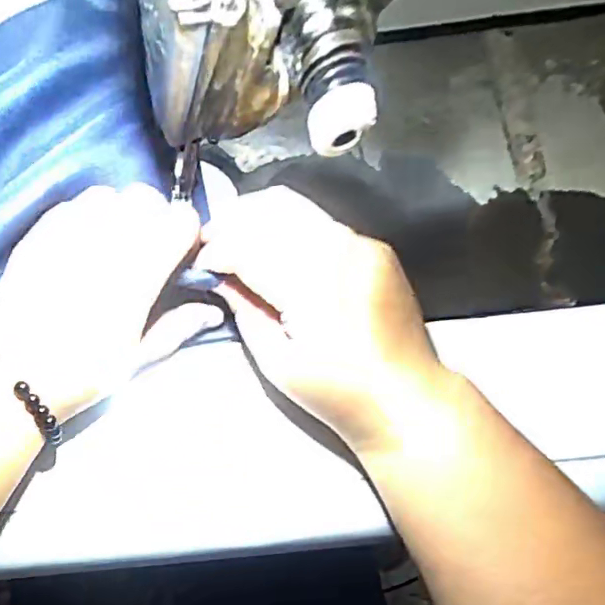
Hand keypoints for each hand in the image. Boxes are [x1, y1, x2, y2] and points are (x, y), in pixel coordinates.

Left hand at [0, 183, 221, 422]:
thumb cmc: (83, 373)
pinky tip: (79, 253)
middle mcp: (107, 236)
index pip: (181, 218)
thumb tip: (210, 311)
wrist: (17, 376)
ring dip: (118, 216)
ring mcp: (69, 229)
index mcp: (140, 267)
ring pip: (108, 196)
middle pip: (146, 198)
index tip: (177, 259)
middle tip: (144, 257)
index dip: (184, 237)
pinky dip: (84, 220)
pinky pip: (73, 206)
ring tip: (109, 251)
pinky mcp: (39, 231)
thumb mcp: (137, 358)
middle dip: (153, 221)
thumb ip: (177, 326)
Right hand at [194, 187, 455, 453]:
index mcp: (311, 286)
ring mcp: (361, 245)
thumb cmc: (341, 393)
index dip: (217, 250)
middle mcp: (339, 251)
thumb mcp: (278, 364)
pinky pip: (322, 222)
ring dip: (261, 219)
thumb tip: (223, 282)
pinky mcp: (374, 249)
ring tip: (238, 240)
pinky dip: (291, 227)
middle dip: (234, 221)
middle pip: (272, 210)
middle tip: (211, 241)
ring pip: (298, 208)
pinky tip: (276, 249)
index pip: (249, 245)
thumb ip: (247, 313)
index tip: (200, 263)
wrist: (404, 396)